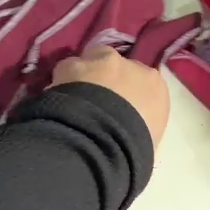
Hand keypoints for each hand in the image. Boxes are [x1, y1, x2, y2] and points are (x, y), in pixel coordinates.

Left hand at [52, 47, 169, 149]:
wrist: (105, 142)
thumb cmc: (135, 147)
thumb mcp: (148, 141)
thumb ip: (141, 128)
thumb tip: (130, 135)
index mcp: (154, 85)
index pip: (142, 82)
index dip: (126, 93)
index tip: (117, 108)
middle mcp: (129, 65)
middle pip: (114, 65)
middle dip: (103, 79)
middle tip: (92, 102)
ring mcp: (99, 62)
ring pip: (87, 62)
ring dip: (80, 76)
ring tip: (70, 101)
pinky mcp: (70, 65)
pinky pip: (63, 70)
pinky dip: (59, 84)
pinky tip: (56, 101)